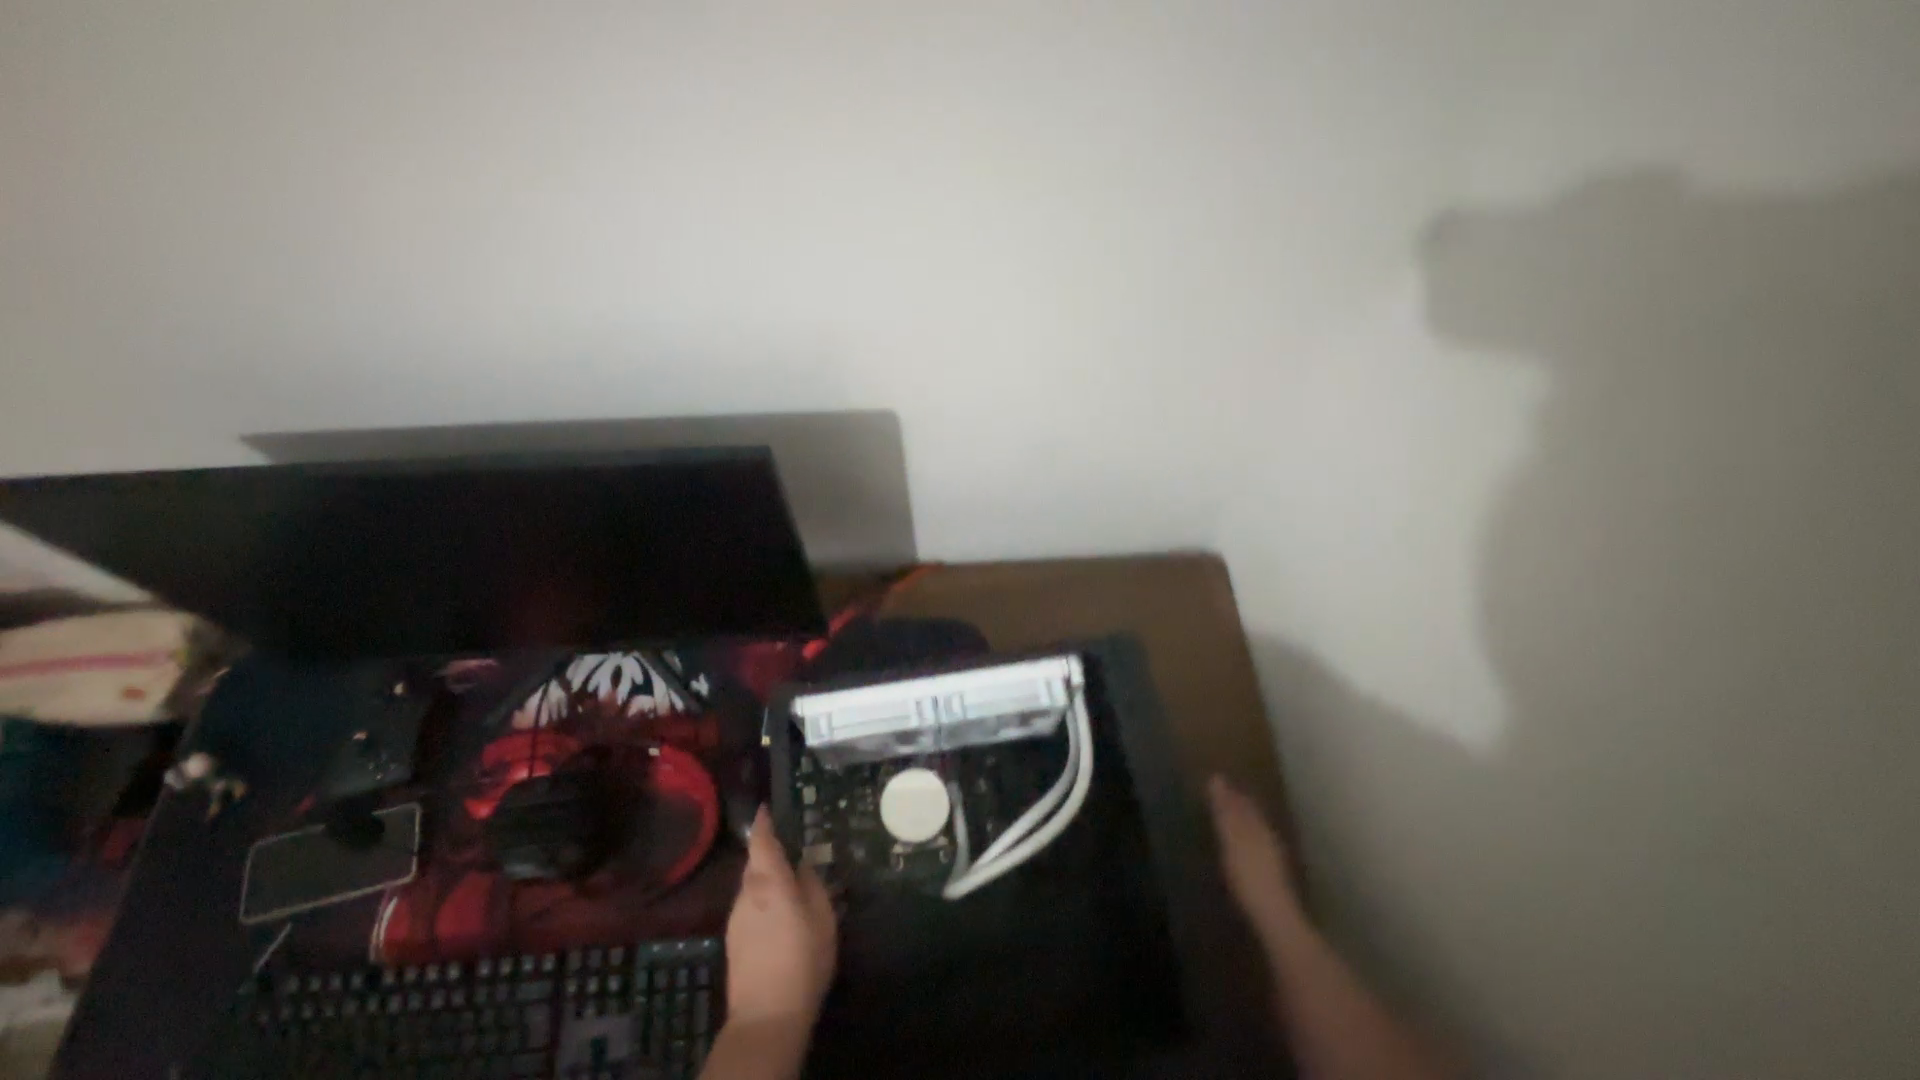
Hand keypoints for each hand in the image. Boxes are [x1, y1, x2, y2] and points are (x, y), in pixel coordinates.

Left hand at [724, 807, 837, 1029]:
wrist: (766, 1014)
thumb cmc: (803, 959)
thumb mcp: (823, 917)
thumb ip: (812, 885)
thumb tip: (802, 865)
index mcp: (770, 882)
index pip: (762, 842)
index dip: (764, 823)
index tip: (766, 808)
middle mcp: (747, 893)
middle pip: (754, 864)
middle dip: (768, 853)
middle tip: (790, 851)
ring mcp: (736, 918)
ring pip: (751, 887)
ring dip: (766, 880)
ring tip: (789, 886)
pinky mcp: (734, 940)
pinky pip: (750, 907)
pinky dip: (762, 902)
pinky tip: (779, 918)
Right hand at [1207, 775, 1305, 946]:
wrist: (1275, 917)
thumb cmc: (1249, 875)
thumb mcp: (1232, 840)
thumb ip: (1225, 811)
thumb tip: (1215, 778)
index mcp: (1259, 827)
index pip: (1243, 802)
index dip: (1229, 791)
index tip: (1214, 779)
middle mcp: (1268, 838)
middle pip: (1253, 816)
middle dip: (1238, 804)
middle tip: (1220, 794)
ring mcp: (1272, 858)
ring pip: (1257, 831)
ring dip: (1243, 822)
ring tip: (1229, 817)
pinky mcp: (1271, 877)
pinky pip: (1258, 849)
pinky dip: (1247, 842)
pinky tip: (1241, 849)